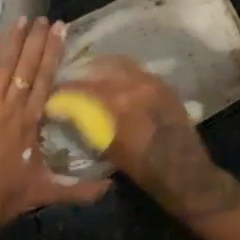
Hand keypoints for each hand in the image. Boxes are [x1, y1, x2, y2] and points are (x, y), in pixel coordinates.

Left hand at [0, 16, 112, 229]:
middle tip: (43, 17)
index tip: (60, 29)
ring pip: (4, 66)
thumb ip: (82, 189)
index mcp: (33, 120)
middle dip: (36, 40)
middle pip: (27, 66)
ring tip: (21, 19)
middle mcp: (13, 106)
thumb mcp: (49, 191)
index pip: (46, 78)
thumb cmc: (11, 195)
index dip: (53, 52)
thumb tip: (112, 187)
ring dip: (13, 41)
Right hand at [62, 56, 239, 220]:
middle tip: (75, 81)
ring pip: (123, 65)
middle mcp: (136, 83)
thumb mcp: (109, 148)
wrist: (185, 174)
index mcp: (118, 100)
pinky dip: (125, 75)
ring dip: (106, 69)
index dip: (64, 91)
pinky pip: (140, 72)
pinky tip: (119, 85)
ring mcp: (154, 82)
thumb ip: (89, 125)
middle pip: (102, 66)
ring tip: (95, 78)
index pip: (82, 87)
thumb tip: (71, 113)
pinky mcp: (166, 87)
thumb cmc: (144, 168)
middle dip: (85, 72)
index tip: (54, 94)